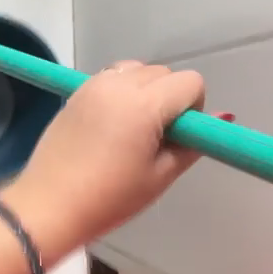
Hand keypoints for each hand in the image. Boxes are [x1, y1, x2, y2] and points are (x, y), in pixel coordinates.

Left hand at [0, 61, 208, 260]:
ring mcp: (92, 85)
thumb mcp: (160, 176)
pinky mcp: (75, 92)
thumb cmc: (110, 198)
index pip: (189, 82)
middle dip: (170, 98)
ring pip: (135, 69)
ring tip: (133, 129)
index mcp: (143, 104)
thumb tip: (223, 117)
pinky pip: (110, 77)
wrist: (49, 204)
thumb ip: (192, 143)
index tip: (179, 136)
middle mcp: (117, 84)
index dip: (193, 107)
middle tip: (157, 137)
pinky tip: (111, 125)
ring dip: (145, 90)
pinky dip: (121, 91)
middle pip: (162, 72)